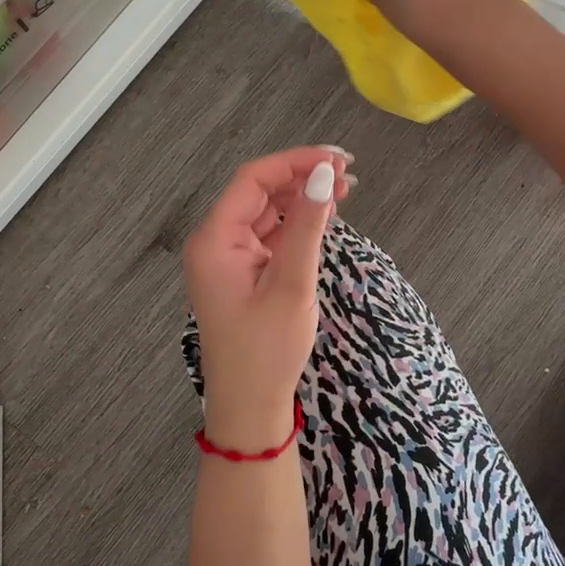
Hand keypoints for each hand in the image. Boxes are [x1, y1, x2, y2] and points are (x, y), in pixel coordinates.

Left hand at [184, 146, 353, 451]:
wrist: (249, 406)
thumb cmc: (267, 350)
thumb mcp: (292, 284)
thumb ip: (308, 225)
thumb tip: (325, 174)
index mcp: (215, 240)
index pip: (254, 179)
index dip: (296, 162)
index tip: (338, 159)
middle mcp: (215, 242)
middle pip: (259, 191)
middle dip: (302, 176)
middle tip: (349, 173)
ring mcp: (227, 258)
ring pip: (266, 210)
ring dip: (302, 197)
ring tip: (345, 189)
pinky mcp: (242, 273)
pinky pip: (269, 233)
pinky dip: (296, 222)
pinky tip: (323, 216)